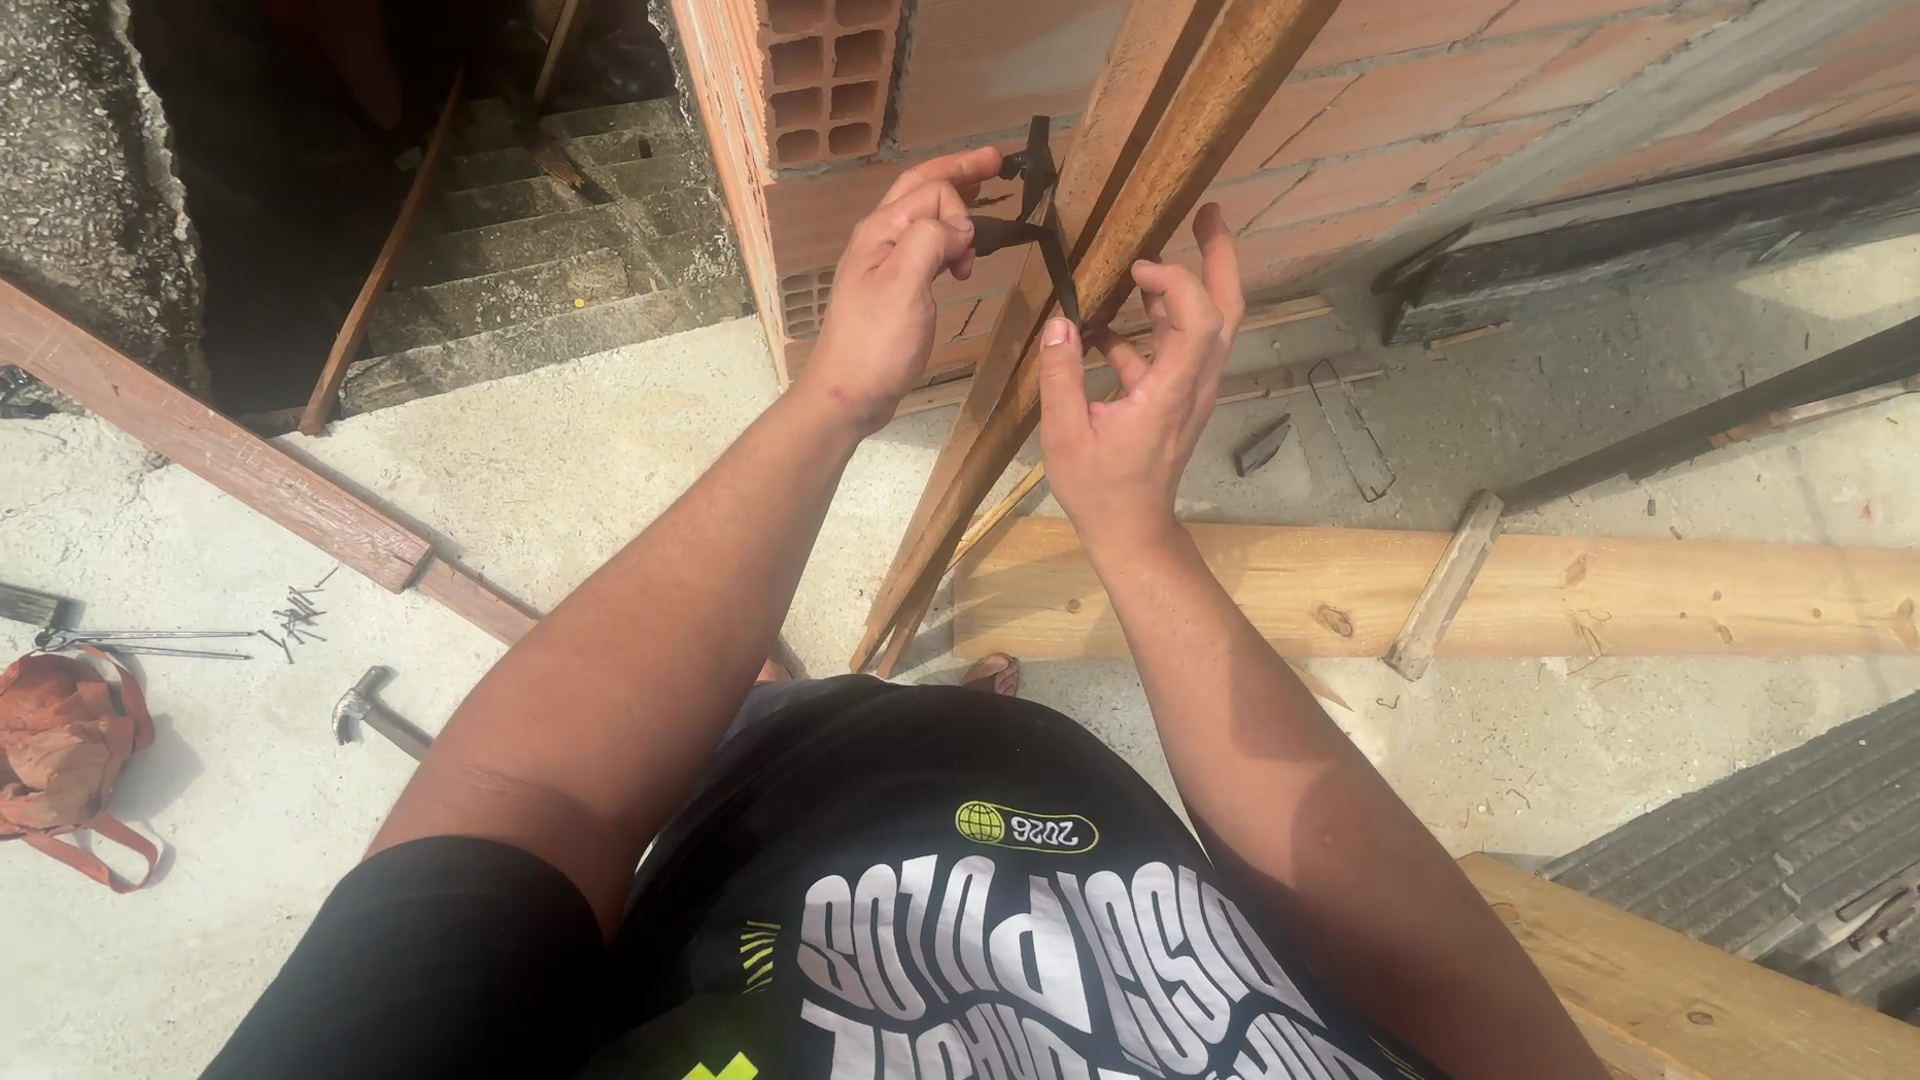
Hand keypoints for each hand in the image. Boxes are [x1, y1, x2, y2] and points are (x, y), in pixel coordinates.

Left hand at [793, 146, 1003, 434]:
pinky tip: (959, 257)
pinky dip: (947, 243)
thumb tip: (959, 228)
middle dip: (959, 172)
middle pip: (922, 190)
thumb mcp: (904, 285)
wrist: (850, 393)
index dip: (959, 208)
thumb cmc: (876, 344)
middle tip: (998, 162)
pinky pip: (924, 250)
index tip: (970, 251)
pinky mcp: (893, 291)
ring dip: (955, 209)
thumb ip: (931, 241)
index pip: (930, 190)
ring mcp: (885, 266)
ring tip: (984, 208)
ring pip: (924, 219)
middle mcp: (880, 240)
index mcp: (881, 231)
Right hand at [1038, 204, 1243, 557]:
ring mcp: (1191, 393)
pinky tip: (1106, 329)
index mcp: (1172, 391)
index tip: (1137, 268)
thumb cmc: (1099, 489)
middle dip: (1220, 258)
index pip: (1200, 317)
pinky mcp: (1178, 402)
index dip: (1176, 280)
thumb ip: (1061, 375)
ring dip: (1186, 289)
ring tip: (1149, 262)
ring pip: (1208, 327)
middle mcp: (1195, 385)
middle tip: (1207, 214)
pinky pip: (1177, 351)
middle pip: (1227, 310)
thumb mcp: (1066, 434)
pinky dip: (1154, 329)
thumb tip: (1059, 322)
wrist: (1131, 530)